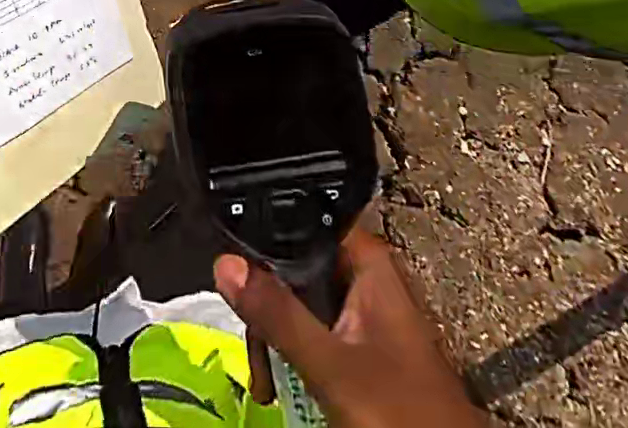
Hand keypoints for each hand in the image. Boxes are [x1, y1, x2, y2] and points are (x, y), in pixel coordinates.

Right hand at [214, 229, 488, 427]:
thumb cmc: (400, 414)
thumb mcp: (330, 364)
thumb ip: (278, 313)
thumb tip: (226, 264)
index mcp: (370, 265)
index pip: (309, 220)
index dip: (270, 231)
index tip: (237, 258)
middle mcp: (366, 281)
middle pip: (299, 265)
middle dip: (269, 300)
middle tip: (255, 340)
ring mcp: (363, 316)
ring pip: (301, 302)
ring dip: (275, 333)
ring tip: (267, 375)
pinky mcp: (359, 349)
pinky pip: (313, 332)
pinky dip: (292, 353)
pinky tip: (281, 382)